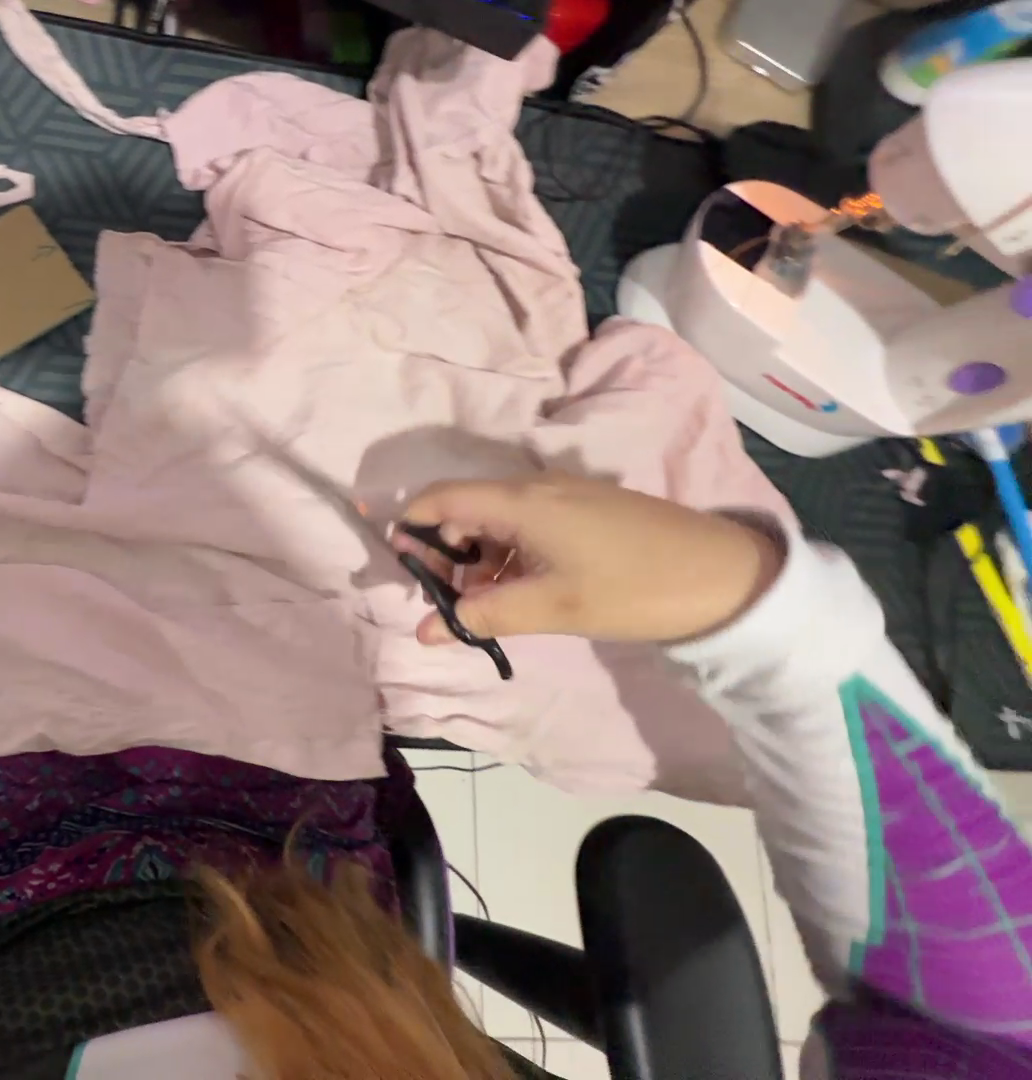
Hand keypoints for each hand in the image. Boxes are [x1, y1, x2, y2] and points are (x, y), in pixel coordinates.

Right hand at [390, 473, 784, 644]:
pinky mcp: (583, 511)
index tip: (405, 569)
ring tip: (485, 604)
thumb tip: (426, 631)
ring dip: (476, 561)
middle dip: (443, 553)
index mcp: (520, 502)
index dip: (411, 529)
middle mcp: (533, 488)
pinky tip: (519, 591)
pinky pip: (522, 526)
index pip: (439, 499)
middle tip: (448, 599)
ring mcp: (561, 497)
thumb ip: (482, 616)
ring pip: (492, 521)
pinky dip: (506, 557)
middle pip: (462, 510)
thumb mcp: (553, 608)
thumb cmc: (635, 589)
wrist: (737, 579)